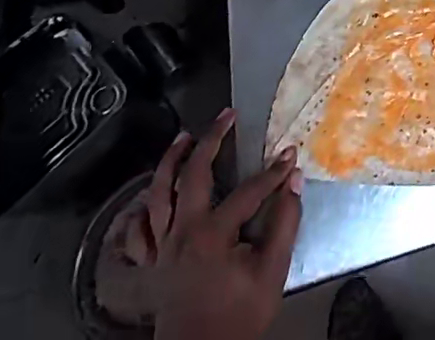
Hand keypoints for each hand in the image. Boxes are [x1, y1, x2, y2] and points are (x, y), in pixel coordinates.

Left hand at [138, 109, 303, 339]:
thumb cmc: (238, 318)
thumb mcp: (272, 274)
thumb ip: (285, 224)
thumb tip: (293, 181)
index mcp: (213, 234)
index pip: (248, 191)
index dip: (272, 171)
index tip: (289, 154)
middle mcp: (183, 231)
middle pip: (194, 174)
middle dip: (212, 139)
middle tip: (227, 116)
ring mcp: (163, 244)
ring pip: (159, 192)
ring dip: (171, 159)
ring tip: (185, 136)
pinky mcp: (152, 259)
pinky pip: (141, 225)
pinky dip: (146, 202)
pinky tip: (154, 187)